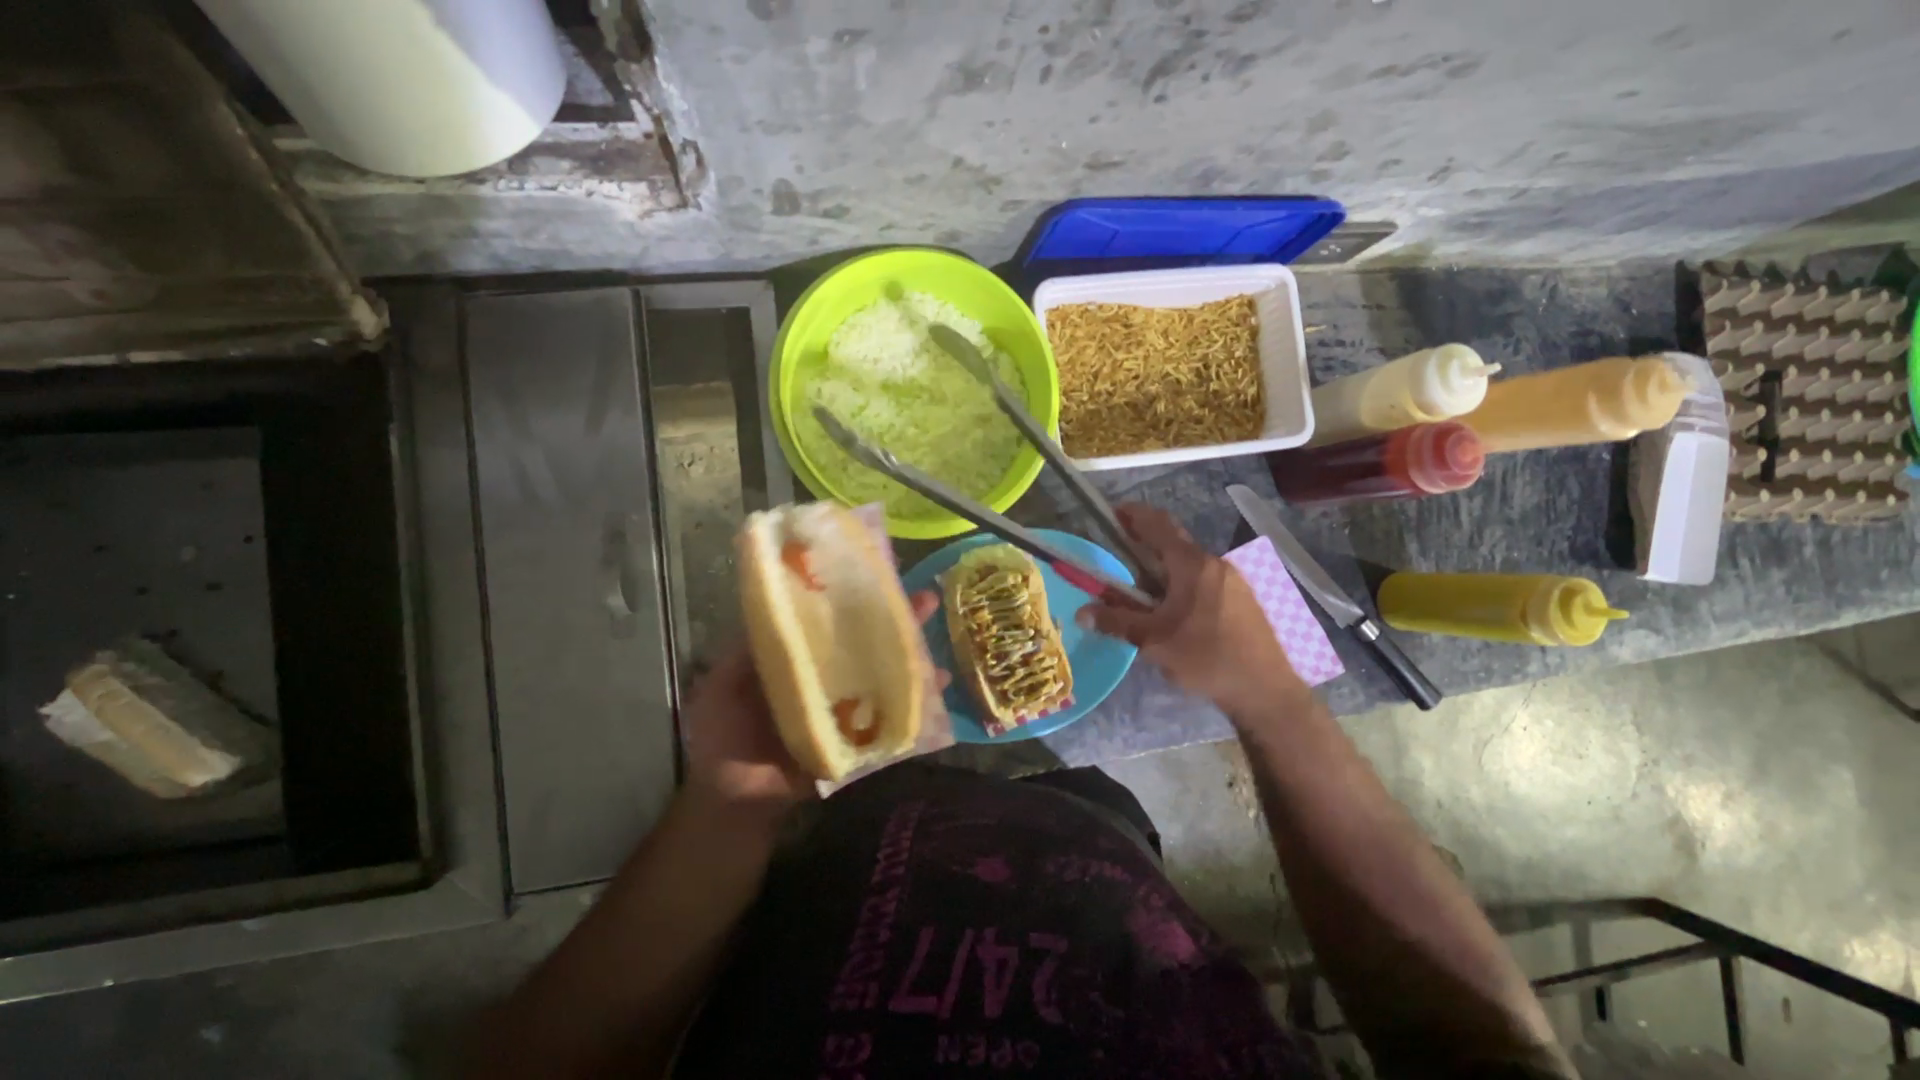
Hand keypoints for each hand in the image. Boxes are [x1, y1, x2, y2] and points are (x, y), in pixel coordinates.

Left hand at [682, 591, 947, 812]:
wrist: (729, 799)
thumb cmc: (720, 735)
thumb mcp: (722, 683)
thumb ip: (749, 650)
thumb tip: (777, 605)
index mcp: (794, 659)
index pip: (827, 621)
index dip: (850, 598)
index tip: (876, 572)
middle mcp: (823, 679)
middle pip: (864, 645)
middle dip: (893, 621)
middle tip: (924, 598)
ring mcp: (844, 711)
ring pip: (883, 678)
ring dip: (910, 657)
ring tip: (934, 632)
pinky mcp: (857, 743)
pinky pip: (890, 723)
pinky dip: (917, 707)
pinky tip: (939, 686)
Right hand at [1077, 504, 1307, 715]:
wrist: (1265, 689)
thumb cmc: (1206, 658)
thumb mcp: (1154, 641)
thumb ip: (1117, 622)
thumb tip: (1082, 612)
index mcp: (1192, 565)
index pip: (1159, 524)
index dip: (1134, 514)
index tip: (1113, 514)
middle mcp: (1215, 564)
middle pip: (1175, 543)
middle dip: (1146, 545)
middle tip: (1121, 556)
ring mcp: (1234, 581)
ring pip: (1190, 565)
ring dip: (1164, 570)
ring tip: (1143, 592)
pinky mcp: (1243, 600)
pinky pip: (1205, 581)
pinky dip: (1182, 585)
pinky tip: (1174, 612)